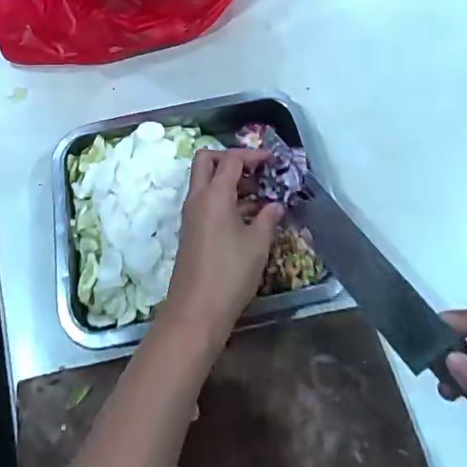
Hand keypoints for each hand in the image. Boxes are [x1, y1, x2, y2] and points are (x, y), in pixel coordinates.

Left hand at [160, 147, 282, 341]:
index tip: (273, 161)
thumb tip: (276, 204)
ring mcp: (191, 213)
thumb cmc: (230, 273)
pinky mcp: (190, 229)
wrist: (196, 310)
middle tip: (256, 173)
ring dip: (228, 181)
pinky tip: (247, 217)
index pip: (231, 160)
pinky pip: (205, 201)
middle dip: (231, 160)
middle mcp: (197, 197)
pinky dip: (223, 198)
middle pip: (207, 160)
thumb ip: (268, 218)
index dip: (252, 155)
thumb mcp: (257, 245)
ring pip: (204, 181)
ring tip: (259, 196)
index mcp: (214, 194)